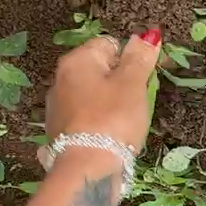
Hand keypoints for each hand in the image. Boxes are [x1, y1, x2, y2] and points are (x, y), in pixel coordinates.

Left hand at [45, 33, 159, 151]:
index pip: (110, 44)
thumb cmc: (112, 120)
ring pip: (93, 97)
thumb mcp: (132, 85)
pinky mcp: (60, 133)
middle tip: (136, 103)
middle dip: (120, 84)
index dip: (131, 60)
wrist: (87, 170)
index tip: (143, 80)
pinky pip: (86, 120)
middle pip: (100, 72)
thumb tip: (148, 34)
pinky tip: (109, 138)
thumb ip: (139, 58)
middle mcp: (60, 80)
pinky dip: (98, 124)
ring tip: (124, 124)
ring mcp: (57, 108)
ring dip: (110, 106)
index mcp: (76, 61)